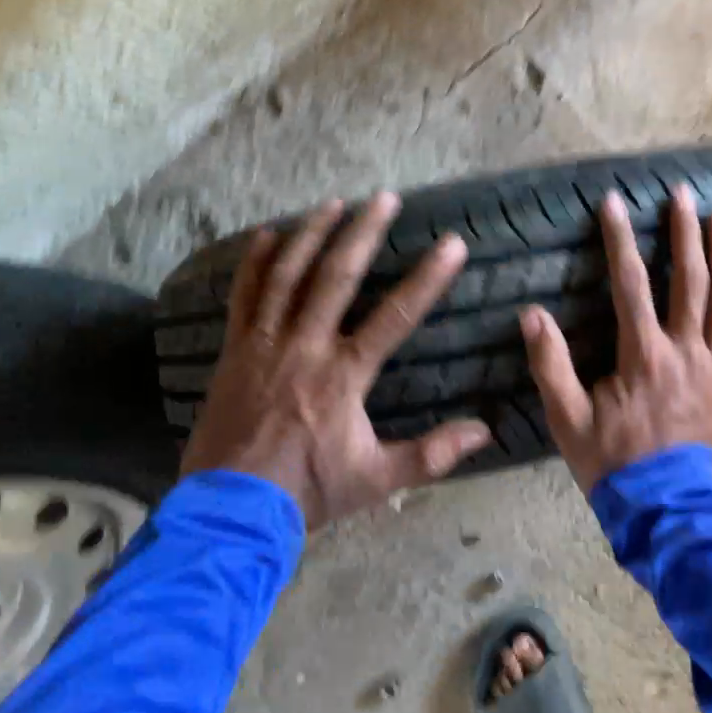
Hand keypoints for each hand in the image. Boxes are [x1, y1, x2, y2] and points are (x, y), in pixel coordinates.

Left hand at [180, 194, 491, 530]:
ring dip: (312, 235)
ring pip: (287, 277)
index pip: (395, 316)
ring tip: (333, 202)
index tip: (452, 244)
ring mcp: (263, 345)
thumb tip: (485, 431)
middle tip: (385, 198)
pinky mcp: (233, 352)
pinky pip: (244, 297)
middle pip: (335, 278)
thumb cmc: (307, 492)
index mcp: (343, 375)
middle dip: (363, 234)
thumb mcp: (375, 479)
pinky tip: (267, 234)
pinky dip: (254, 263)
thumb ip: (431, 454)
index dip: (427, 278)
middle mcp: (304, 347)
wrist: (226, 514)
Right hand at [521, 186, 711, 492]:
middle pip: (690, 281)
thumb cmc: (611, 460)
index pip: (630, 284)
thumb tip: (532, 314)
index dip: (620, 240)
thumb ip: (550, 365)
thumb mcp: (567, 418)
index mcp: (644, 355)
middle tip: (682, 194)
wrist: (662, 506)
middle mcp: (685, 351)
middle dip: (684, 233)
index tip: (614, 203)